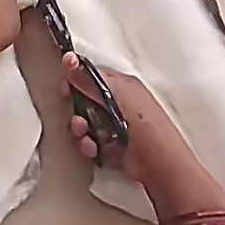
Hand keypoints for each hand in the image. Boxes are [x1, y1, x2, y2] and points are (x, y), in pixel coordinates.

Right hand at [57, 55, 195, 185]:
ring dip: (81, 130)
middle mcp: (121, 105)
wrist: (160, 165)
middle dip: (77, 110)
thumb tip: (69, 59)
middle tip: (76, 117)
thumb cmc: (145, 124)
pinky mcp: (115, 149)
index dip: (77, 81)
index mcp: (124, 86)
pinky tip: (92, 149)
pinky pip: (93, 143)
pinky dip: (89, 146)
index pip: (94, 77)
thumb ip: (90, 78)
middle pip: (88, 102)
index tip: (64, 87)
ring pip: (88, 124)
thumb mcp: (116, 93)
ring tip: (84, 134)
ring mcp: (118, 127)